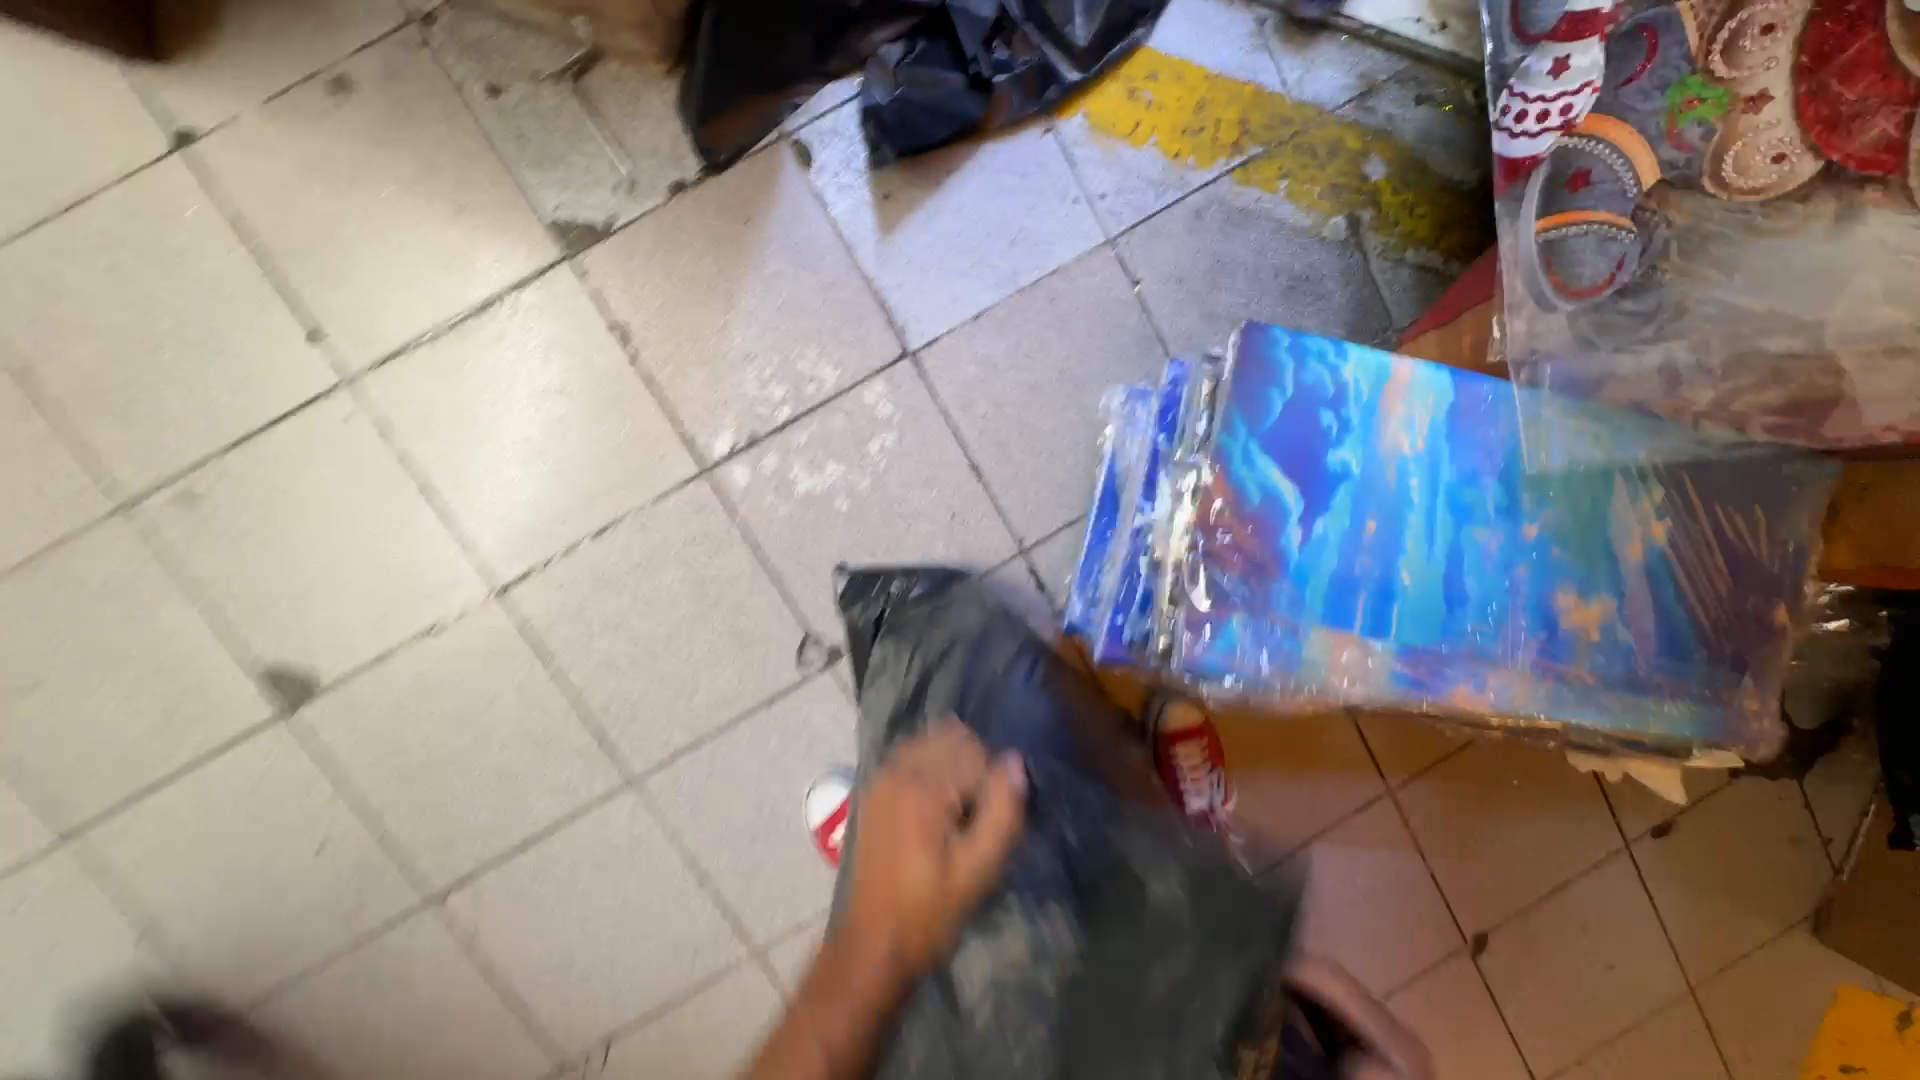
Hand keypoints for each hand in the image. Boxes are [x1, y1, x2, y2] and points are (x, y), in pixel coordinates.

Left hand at [841, 719, 1027, 981]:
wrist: (873, 942)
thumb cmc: (930, 912)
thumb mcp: (979, 869)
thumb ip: (1003, 810)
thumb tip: (1015, 761)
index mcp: (923, 787)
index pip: (977, 752)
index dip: (995, 783)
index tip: (992, 821)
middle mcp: (897, 770)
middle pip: (952, 737)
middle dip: (974, 766)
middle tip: (977, 815)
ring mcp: (881, 777)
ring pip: (931, 742)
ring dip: (953, 764)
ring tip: (959, 811)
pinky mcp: (873, 790)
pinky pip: (911, 756)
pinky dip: (931, 768)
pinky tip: (937, 807)